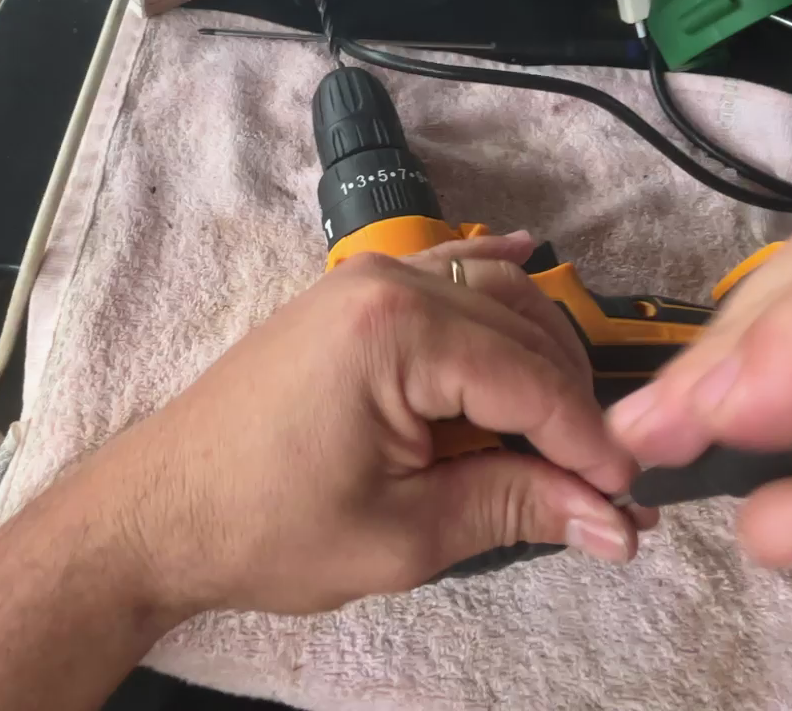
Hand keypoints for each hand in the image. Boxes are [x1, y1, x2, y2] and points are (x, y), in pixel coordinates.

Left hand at [83, 233, 640, 618]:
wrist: (163, 504)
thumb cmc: (268, 527)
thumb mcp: (401, 535)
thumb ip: (513, 508)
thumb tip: (614, 520)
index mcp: (399, 331)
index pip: (529, 379)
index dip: (588, 440)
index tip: (628, 495)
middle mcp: (387, 281)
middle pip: (518, 324)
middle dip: (568, 397)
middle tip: (598, 472)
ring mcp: (363, 278)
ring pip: (487, 289)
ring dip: (536, 346)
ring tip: (564, 419)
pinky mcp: (349, 292)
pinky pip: (438, 267)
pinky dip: (488, 273)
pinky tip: (527, 257)